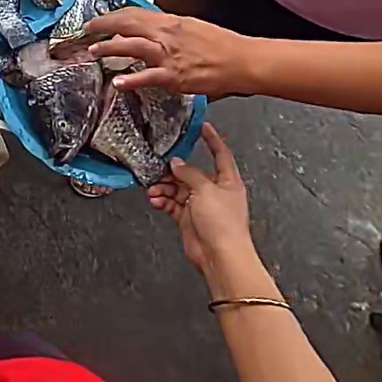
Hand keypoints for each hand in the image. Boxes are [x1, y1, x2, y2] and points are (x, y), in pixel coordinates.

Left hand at [87, 8, 253, 97]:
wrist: (241, 60)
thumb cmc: (221, 45)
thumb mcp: (192, 28)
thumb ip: (169, 30)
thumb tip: (149, 33)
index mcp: (171, 22)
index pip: (136, 14)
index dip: (115, 16)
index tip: (102, 19)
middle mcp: (166, 35)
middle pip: (128, 25)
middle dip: (104, 26)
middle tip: (89, 30)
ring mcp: (168, 55)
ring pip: (132, 46)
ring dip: (110, 48)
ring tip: (95, 51)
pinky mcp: (174, 76)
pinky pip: (147, 77)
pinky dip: (132, 80)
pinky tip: (118, 83)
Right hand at [147, 123, 258, 282]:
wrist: (220, 255)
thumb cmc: (223, 224)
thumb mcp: (205, 189)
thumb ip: (189, 173)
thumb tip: (177, 163)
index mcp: (227, 180)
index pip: (220, 153)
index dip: (212, 139)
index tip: (203, 126)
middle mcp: (215, 191)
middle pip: (192, 173)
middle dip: (175, 170)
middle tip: (160, 167)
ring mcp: (202, 206)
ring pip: (179, 189)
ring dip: (165, 187)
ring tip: (154, 188)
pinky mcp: (189, 219)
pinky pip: (173, 204)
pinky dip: (163, 200)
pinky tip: (156, 199)